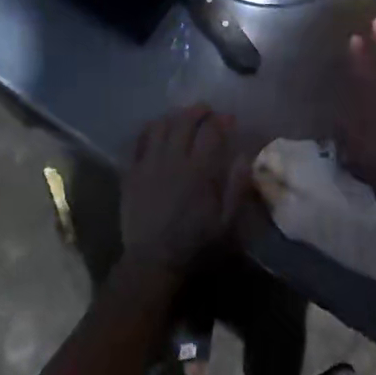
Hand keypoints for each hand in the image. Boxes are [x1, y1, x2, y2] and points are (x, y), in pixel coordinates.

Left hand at [120, 106, 248, 271]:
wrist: (153, 263)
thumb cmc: (195, 243)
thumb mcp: (227, 222)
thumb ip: (237, 187)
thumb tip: (244, 156)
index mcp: (199, 171)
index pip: (211, 131)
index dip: (222, 120)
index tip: (230, 120)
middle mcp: (173, 160)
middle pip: (184, 121)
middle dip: (198, 111)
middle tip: (207, 112)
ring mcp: (148, 165)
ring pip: (159, 126)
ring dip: (173, 117)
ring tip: (182, 118)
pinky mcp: (130, 173)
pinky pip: (137, 142)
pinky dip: (148, 130)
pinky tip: (157, 131)